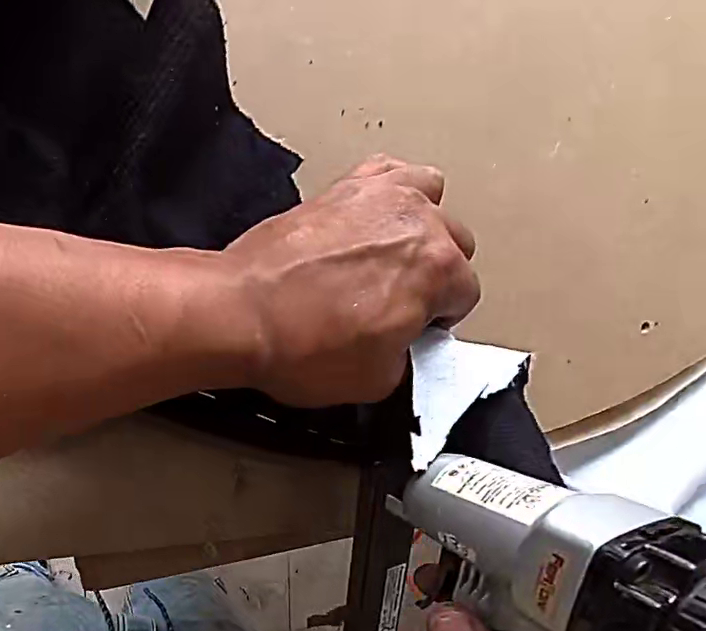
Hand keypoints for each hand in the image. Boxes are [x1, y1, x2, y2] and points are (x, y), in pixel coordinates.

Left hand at [221, 155, 479, 406]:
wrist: (241, 314)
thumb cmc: (296, 343)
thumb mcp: (372, 380)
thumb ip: (404, 359)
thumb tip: (399, 348)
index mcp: (438, 271)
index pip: (463, 295)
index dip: (437, 320)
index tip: (413, 329)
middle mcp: (417, 222)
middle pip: (453, 244)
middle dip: (432, 275)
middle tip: (397, 303)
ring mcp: (379, 197)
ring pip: (428, 199)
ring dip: (418, 227)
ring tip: (388, 258)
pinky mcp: (341, 188)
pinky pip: (385, 175)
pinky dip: (384, 195)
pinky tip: (367, 220)